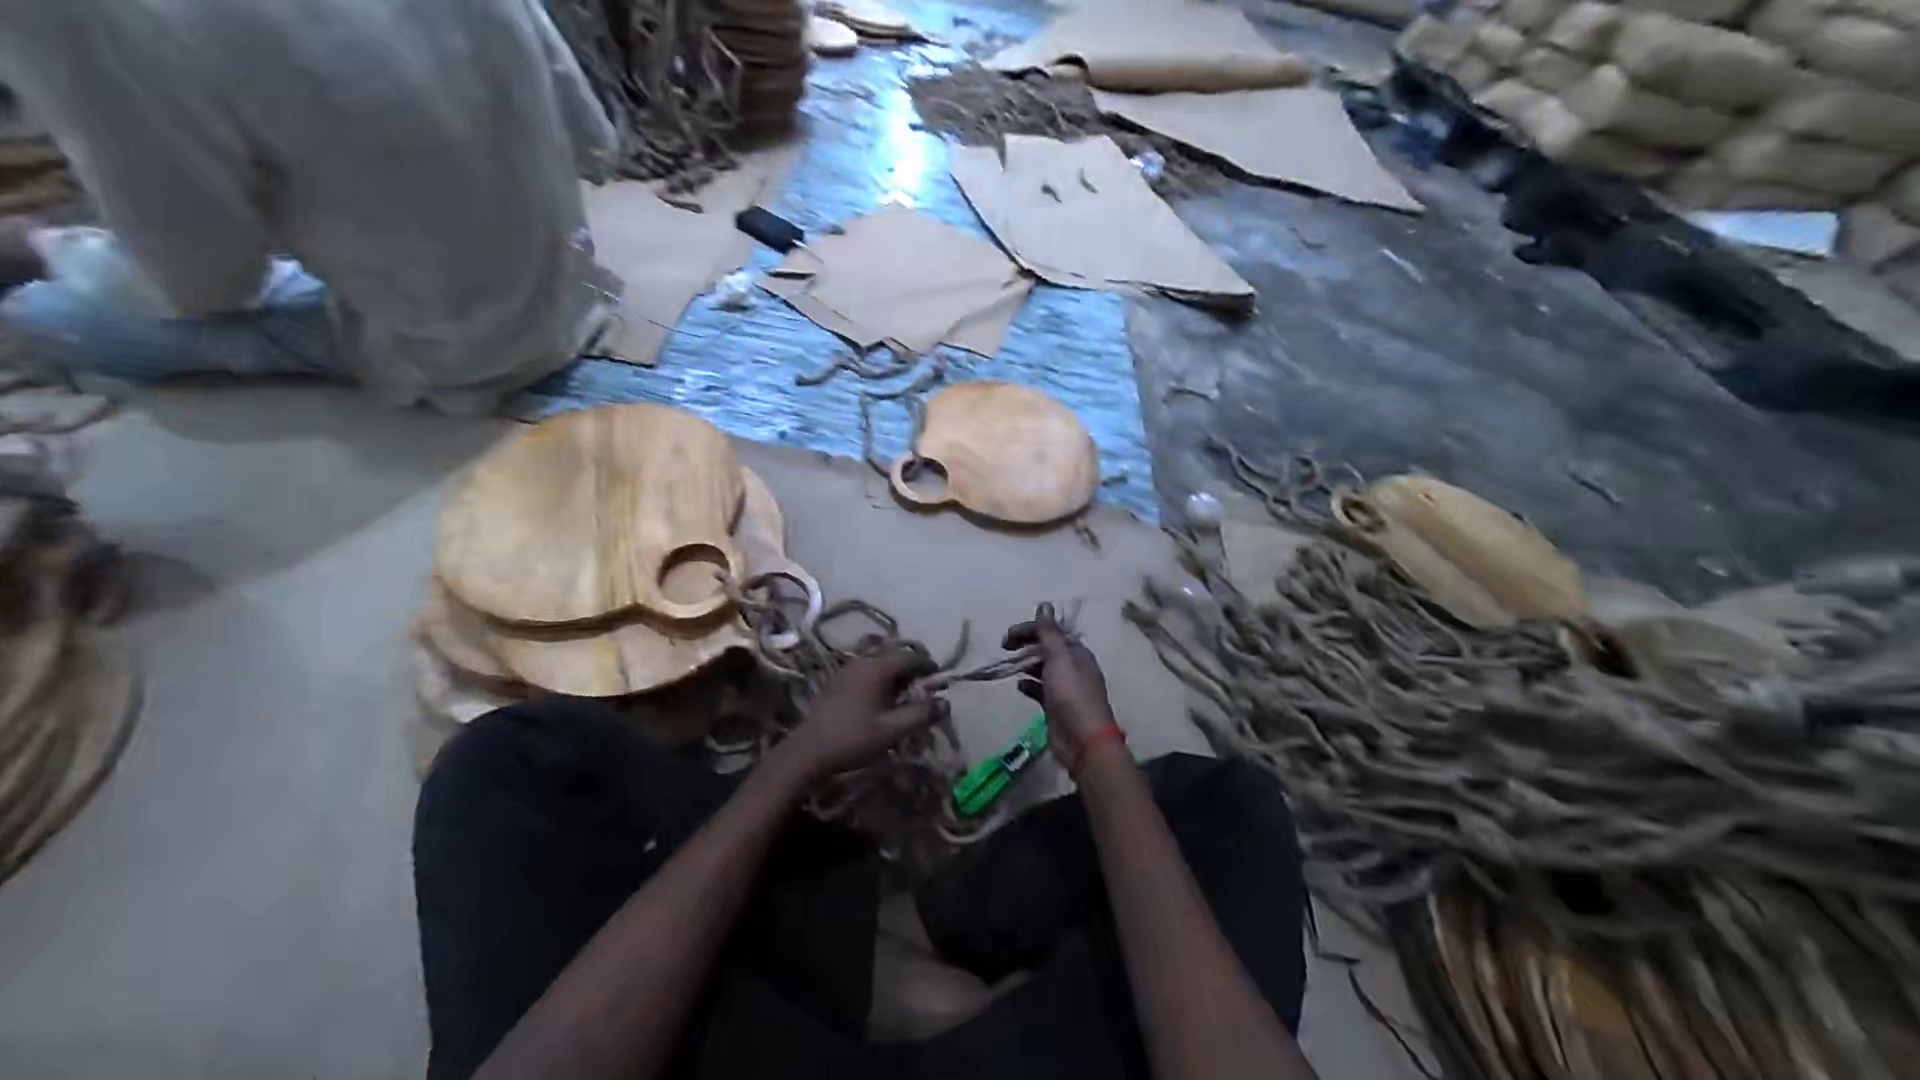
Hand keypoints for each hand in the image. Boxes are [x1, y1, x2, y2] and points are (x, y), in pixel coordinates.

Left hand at [776, 645, 942, 782]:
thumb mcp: (893, 730)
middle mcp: (862, 662)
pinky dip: (882, 683)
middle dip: (914, 673)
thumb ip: (921, 714)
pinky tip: (883, 705)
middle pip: (895, 658)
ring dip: (897, 679)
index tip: (940, 681)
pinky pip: (868, 674)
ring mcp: (847, 671)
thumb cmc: (853, 738)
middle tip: (925, 693)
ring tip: (906, 701)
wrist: (808, 751)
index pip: (911, 656)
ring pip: (881, 666)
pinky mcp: (838, 682)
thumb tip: (945, 702)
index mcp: (877, 668)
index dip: (929, 666)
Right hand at [1003, 603, 1114, 761]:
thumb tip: (1045, 605)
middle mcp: (1072, 667)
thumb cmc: (1071, 695)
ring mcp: (1064, 688)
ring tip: (1010, 665)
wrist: (1083, 740)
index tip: (1007, 637)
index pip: (1051, 632)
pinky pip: (1039, 689)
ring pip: (1042, 668)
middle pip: (1046, 648)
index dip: (1030, 629)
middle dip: (1026, 645)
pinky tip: (1019, 686)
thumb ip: (1049, 633)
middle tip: (1004, 648)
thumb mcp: (1059, 658)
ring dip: (1026, 664)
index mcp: (1077, 652)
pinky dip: (1028, 685)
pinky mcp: (1056, 706)